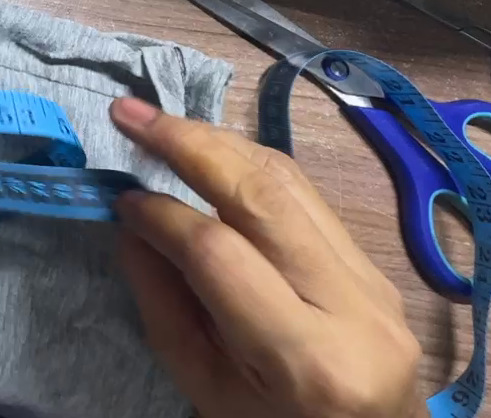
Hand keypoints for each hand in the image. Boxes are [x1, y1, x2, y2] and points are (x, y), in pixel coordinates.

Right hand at [109, 97, 423, 417]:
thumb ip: (158, 293)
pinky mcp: (371, 264)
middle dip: (186, 142)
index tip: (117, 201)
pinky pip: (300, 191)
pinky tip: (203, 149)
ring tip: (157, 123)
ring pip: (285, 179)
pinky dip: (242, 159)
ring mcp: (373, 282)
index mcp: (306, 358)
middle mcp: (354, 309)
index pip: (216, 251)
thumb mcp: (197, 378)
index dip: (158, 214)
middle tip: (126, 113)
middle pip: (262, 195)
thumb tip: (130, 216)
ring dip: (213, 140)